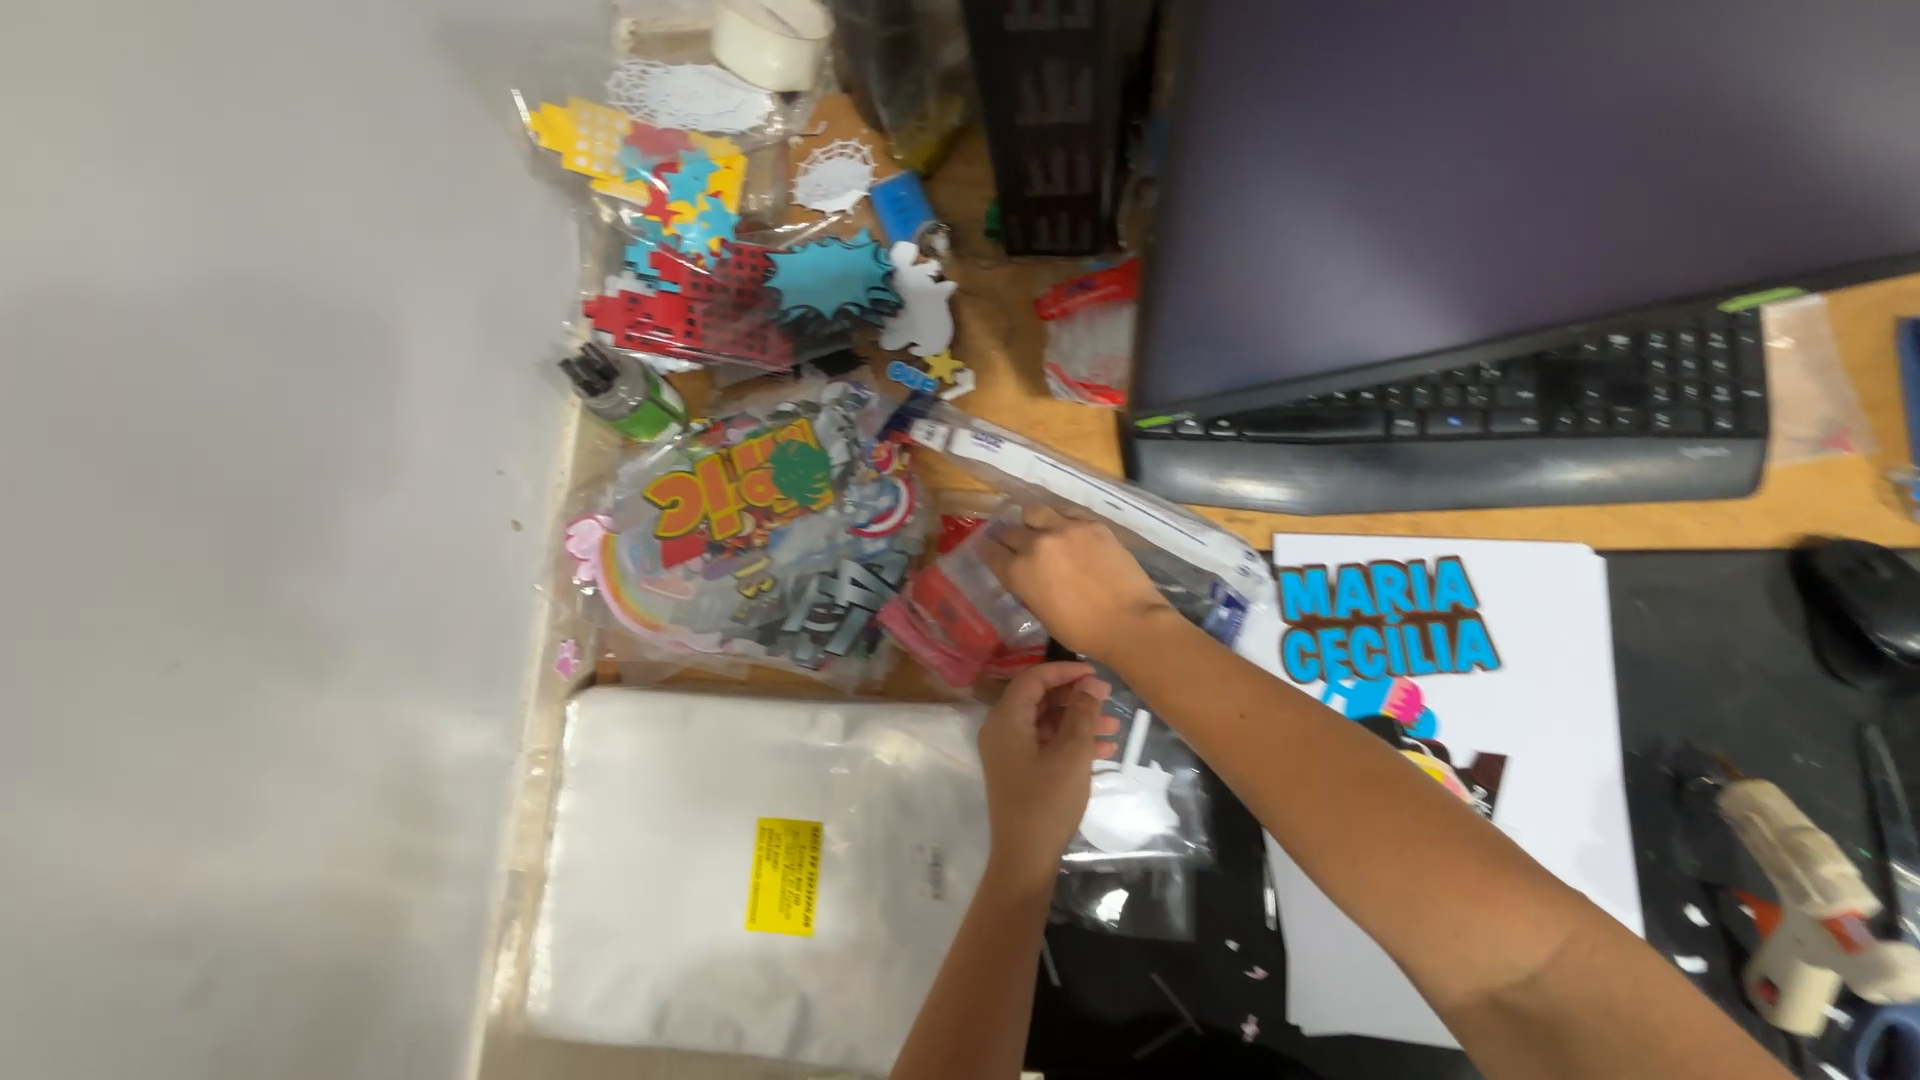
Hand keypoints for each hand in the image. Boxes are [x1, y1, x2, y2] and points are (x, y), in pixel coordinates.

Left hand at [977, 662, 1111, 891]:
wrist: (1025, 857)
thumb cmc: (1048, 801)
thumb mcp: (1072, 754)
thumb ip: (1082, 713)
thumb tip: (1092, 683)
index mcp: (1006, 719)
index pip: (1034, 678)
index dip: (1066, 671)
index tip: (1097, 675)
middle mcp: (1001, 729)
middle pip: (1039, 698)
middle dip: (1076, 697)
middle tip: (1109, 700)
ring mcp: (1008, 751)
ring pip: (1046, 722)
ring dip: (1079, 721)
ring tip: (1115, 729)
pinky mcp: (1018, 769)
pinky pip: (1044, 743)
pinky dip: (1070, 741)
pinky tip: (1103, 751)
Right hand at [979, 504, 1176, 662]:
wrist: (1129, 621)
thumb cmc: (1082, 631)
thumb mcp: (1042, 614)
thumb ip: (1028, 589)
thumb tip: (1026, 576)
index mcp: (1019, 571)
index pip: (990, 552)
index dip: (987, 550)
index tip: (988, 550)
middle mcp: (1036, 543)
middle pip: (1010, 530)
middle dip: (1007, 536)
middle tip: (1013, 542)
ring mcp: (1065, 529)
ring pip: (1034, 510)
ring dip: (1032, 520)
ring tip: (1039, 528)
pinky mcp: (1091, 524)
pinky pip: (1066, 510)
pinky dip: (1060, 517)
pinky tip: (1066, 526)